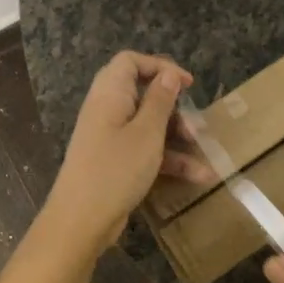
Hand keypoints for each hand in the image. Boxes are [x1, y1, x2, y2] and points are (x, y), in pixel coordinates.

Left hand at [42, 52, 213, 251]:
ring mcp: (109, 138)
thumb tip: (169, 73)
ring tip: (203, 153)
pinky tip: (197, 176)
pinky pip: (144, 151)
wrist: (81, 220)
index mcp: (110, 94)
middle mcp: (107, 111)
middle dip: (174, 109)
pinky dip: (168, 160)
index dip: (160, 67)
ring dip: (177, 139)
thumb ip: (160, 101)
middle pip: (143, 95)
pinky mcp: (114, 162)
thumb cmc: (115, 169)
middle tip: (195, 125)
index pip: (130, 62)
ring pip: (148, 126)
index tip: (187, 84)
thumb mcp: (147, 133)